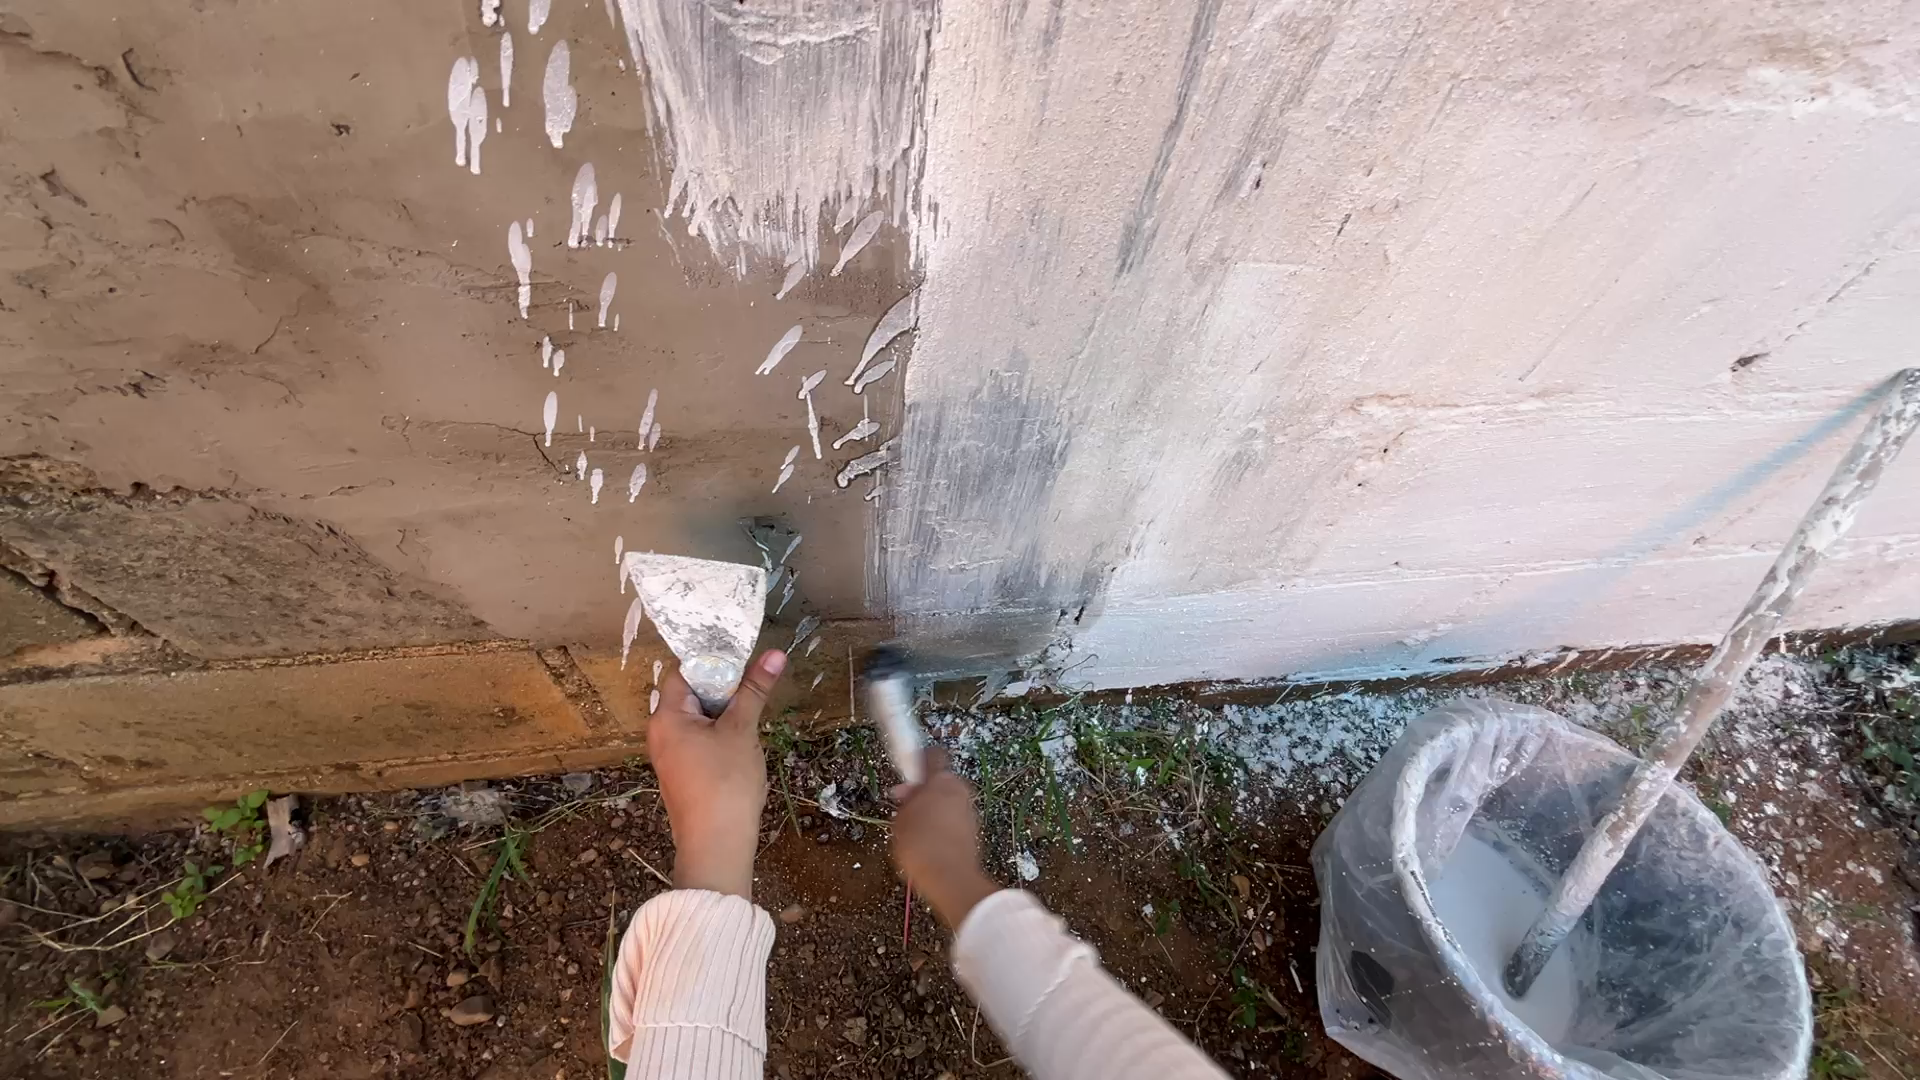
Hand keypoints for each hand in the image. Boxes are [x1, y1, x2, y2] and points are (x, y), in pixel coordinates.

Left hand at [648, 650, 786, 899]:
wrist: (716, 845)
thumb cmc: (725, 781)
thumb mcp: (742, 729)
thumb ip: (755, 689)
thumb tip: (775, 652)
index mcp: (667, 717)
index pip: (683, 672)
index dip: (712, 660)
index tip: (743, 654)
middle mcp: (661, 733)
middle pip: (691, 693)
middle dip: (723, 686)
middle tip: (754, 679)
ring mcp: (671, 755)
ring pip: (699, 717)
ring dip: (725, 710)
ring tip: (753, 705)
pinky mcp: (684, 772)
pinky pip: (700, 738)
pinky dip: (720, 731)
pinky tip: (744, 736)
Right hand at [890, 748, 998, 927]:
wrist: (950, 878)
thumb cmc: (920, 845)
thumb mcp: (900, 820)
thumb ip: (905, 800)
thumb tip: (906, 792)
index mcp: (941, 780)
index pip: (933, 755)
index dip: (919, 759)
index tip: (908, 771)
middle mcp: (959, 790)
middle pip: (941, 781)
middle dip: (925, 790)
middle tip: (906, 806)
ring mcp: (969, 811)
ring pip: (949, 801)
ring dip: (935, 809)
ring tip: (915, 829)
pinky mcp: (974, 831)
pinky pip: (955, 820)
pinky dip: (943, 825)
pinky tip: (929, 842)